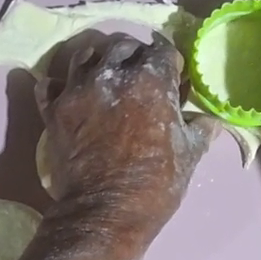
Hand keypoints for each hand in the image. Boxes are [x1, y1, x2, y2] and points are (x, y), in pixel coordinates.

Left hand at [36, 30, 220, 249]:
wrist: (104, 213)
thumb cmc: (155, 185)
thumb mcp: (189, 156)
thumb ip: (199, 130)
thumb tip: (209, 120)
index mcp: (151, 80)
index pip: (163, 51)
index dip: (169, 63)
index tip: (171, 76)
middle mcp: (113, 74)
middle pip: (122, 46)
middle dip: (133, 56)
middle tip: (138, 75)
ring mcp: (78, 90)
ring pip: (85, 55)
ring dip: (98, 61)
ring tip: (104, 77)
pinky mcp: (54, 110)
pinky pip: (51, 84)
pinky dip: (60, 85)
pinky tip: (71, 95)